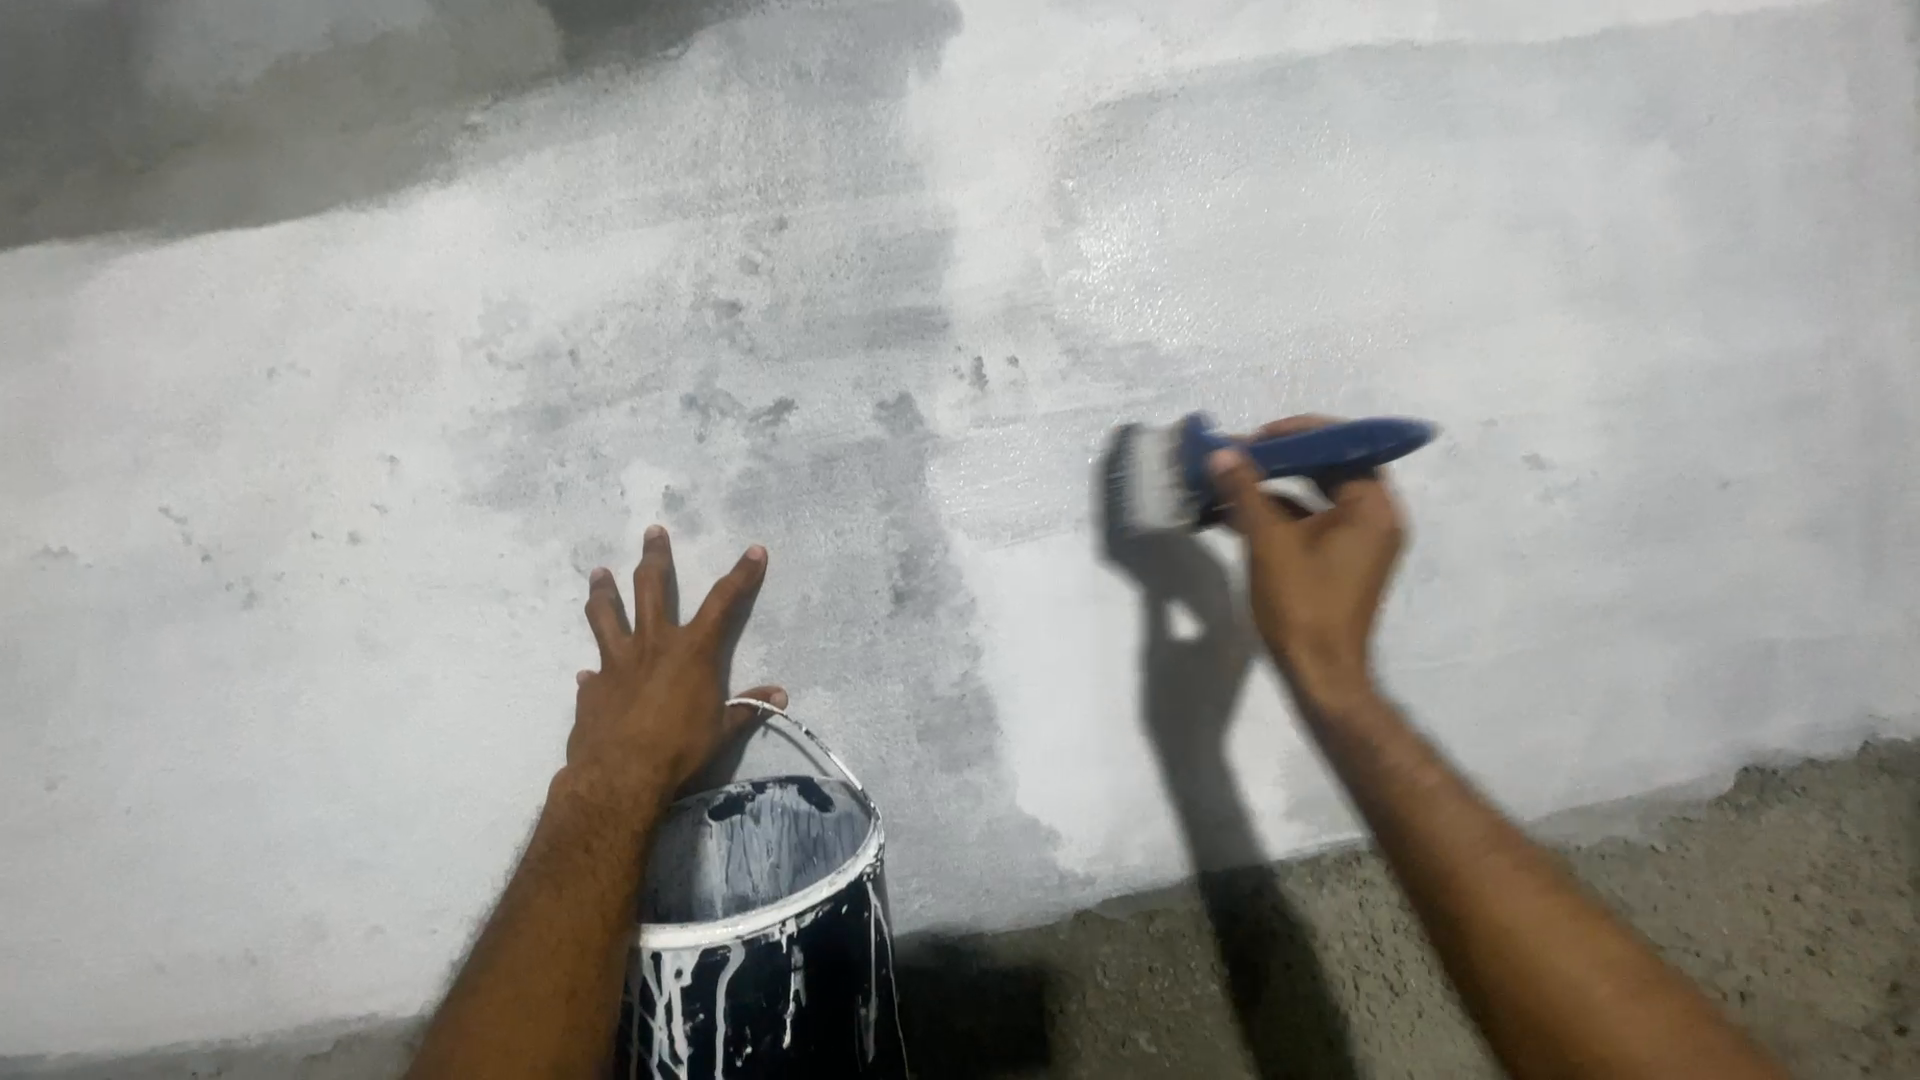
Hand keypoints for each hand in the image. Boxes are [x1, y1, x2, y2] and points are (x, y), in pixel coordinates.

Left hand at [564, 526, 782, 815]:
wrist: (621, 776)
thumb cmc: (680, 748)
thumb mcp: (723, 730)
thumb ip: (748, 708)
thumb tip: (780, 697)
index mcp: (692, 650)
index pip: (724, 602)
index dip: (742, 574)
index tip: (754, 551)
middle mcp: (654, 644)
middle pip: (652, 588)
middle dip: (655, 557)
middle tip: (652, 532)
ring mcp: (617, 662)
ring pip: (607, 615)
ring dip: (604, 591)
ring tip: (597, 573)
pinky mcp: (593, 688)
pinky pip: (592, 673)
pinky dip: (593, 671)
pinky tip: (587, 672)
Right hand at [1209, 415, 1406, 710]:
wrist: (1319, 672)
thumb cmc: (1301, 604)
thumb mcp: (1268, 542)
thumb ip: (1245, 492)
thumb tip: (1221, 453)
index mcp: (1373, 507)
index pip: (1342, 446)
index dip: (1296, 434)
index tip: (1253, 438)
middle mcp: (1375, 517)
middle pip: (1328, 468)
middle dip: (1278, 459)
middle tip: (1236, 456)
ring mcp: (1358, 541)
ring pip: (1314, 496)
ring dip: (1270, 488)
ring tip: (1225, 483)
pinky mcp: (1339, 560)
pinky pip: (1309, 522)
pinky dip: (1275, 515)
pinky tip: (1232, 516)